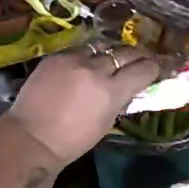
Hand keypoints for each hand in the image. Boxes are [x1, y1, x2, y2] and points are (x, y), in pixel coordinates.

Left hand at [5, 44, 159, 164]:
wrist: (32, 137)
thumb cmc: (73, 140)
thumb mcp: (106, 121)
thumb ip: (119, 99)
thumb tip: (128, 87)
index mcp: (112, 91)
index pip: (143, 69)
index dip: (153, 67)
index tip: (156, 67)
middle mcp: (95, 69)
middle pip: (124, 52)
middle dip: (136, 55)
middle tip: (141, 57)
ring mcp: (73, 59)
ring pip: (101, 47)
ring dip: (109, 53)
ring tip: (111, 58)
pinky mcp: (55, 56)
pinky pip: (78, 51)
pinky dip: (85, 57)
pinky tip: (84, 65)